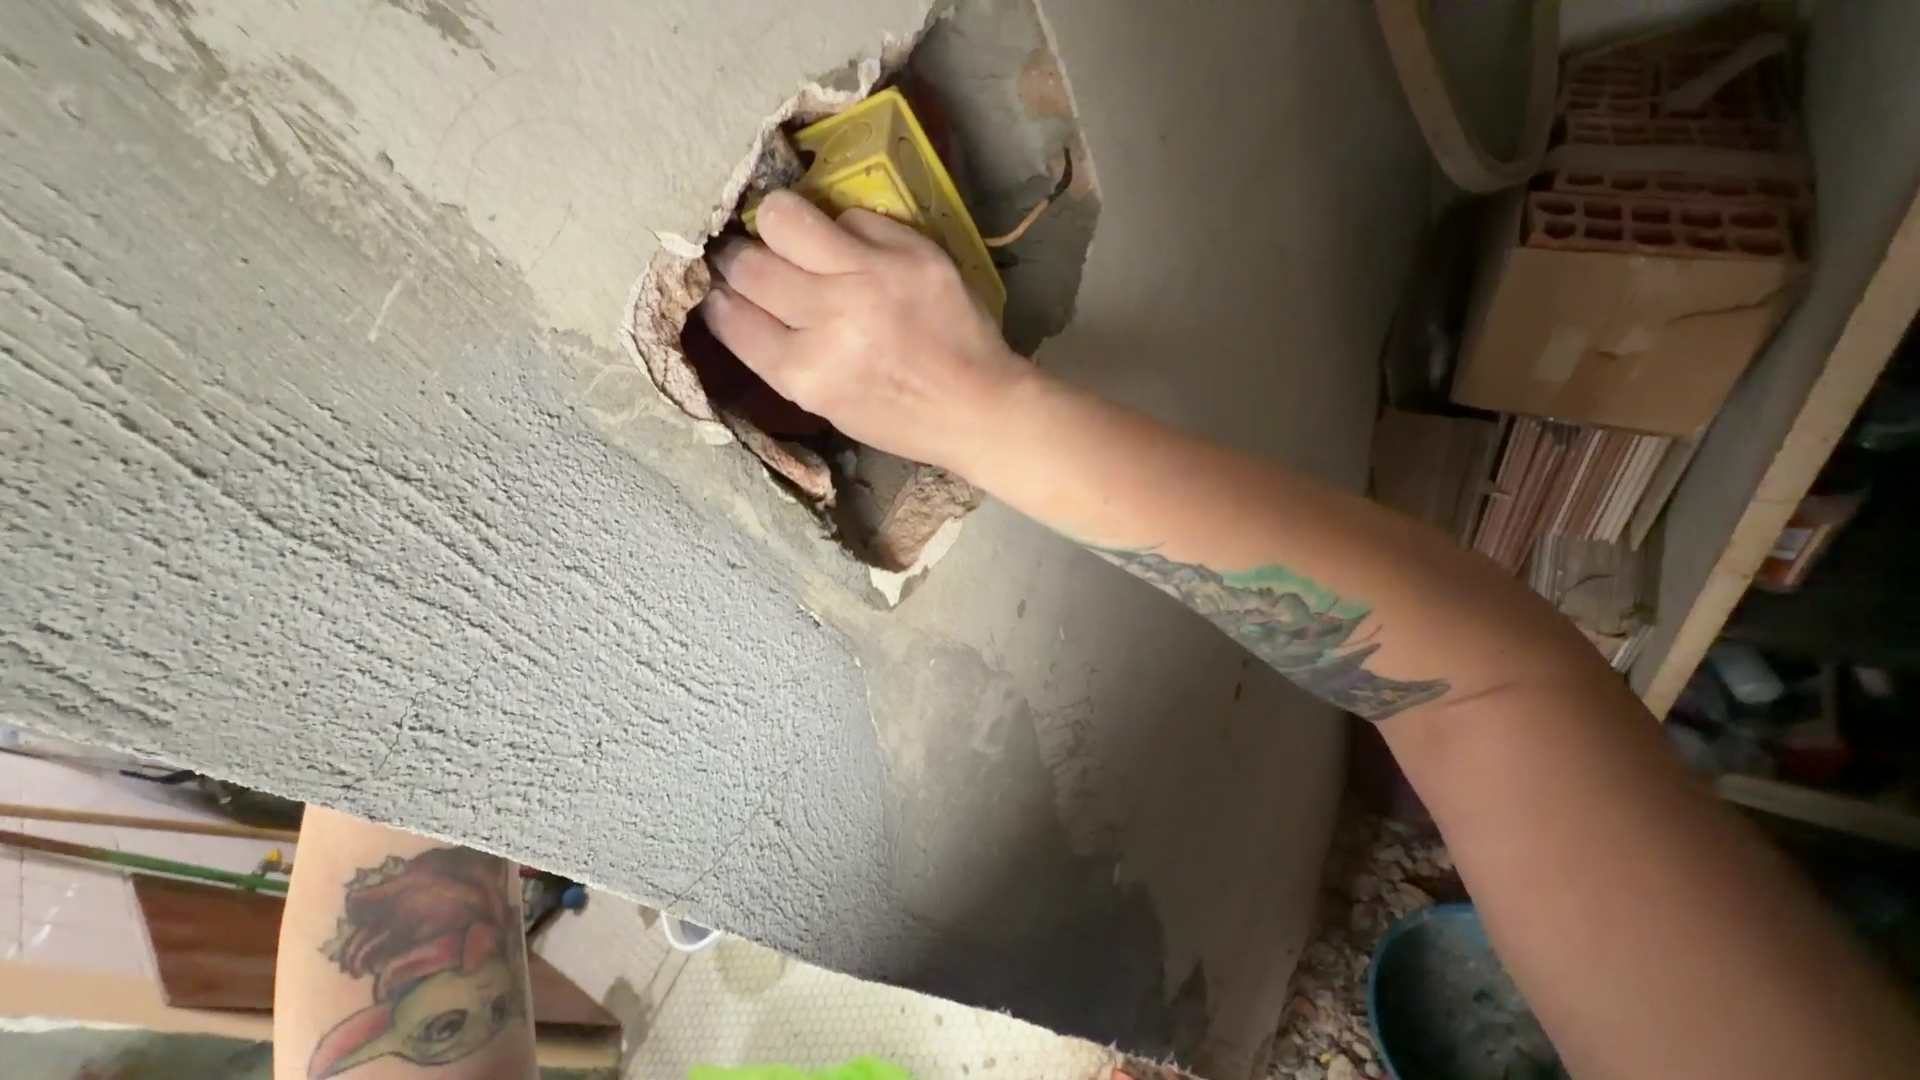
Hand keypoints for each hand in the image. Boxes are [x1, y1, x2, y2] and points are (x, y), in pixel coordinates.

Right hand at [698, 189, 1030, 474]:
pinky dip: (844, 233)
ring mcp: (871, 278)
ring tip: (794, 241)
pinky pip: (848, 216)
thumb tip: (734, 300)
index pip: (728, 315)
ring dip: (778, 226)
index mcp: (805, 374)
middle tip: (754, 261)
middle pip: (747, 263)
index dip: (719, 299)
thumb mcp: (827, 406)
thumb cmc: (899, 417)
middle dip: (739, 260)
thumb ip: (780, 356)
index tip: (725, 291)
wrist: (977, 404)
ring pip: (784, 217)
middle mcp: (831, 320)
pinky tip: (859, 255)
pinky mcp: (909, 250)